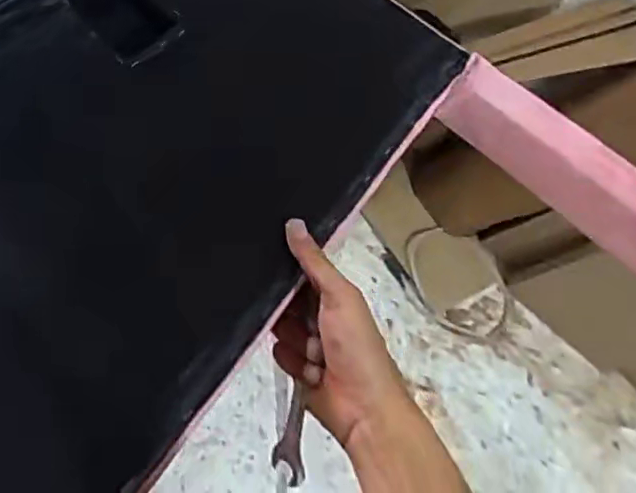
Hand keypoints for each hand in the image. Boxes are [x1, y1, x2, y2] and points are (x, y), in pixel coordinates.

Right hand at [273, 220, 470, 492]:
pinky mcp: (298, 368)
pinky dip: (292, 362)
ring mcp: (308, 343)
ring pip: (278, 327)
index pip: (300, 270)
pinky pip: (278, 354)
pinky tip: (310, 371)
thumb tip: (294, 223)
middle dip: (284, 306)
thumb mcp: (339, 296)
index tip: (269, 258)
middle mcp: (319, 314)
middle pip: (284, 298)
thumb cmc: (359, 347)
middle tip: (295, 316)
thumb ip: (313, 261)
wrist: (366, 411)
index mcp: (333, 293)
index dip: (286, 266)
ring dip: (291, 339)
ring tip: (312, 352)